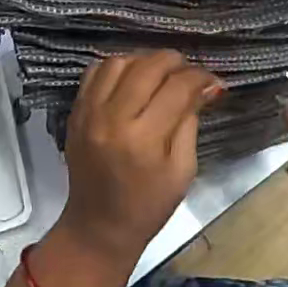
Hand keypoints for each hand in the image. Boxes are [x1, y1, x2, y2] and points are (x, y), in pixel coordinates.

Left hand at [52, 51, 223, 269]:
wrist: (98, 226)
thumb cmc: (148, 206)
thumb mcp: (182, 170)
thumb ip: (190, 122)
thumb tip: (206, 86)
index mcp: (143, 139)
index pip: (177, 88)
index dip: (200, 77)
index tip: (212, 80)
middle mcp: (112, 118)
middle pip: (147, 67)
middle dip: (174, 61)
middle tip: (188, 70)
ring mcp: (89, 112)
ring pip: (118, 62)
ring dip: (143, 60)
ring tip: (159, 72)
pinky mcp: (75, 111)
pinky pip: (94, 72)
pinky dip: (116, 66)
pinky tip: (131, 77)